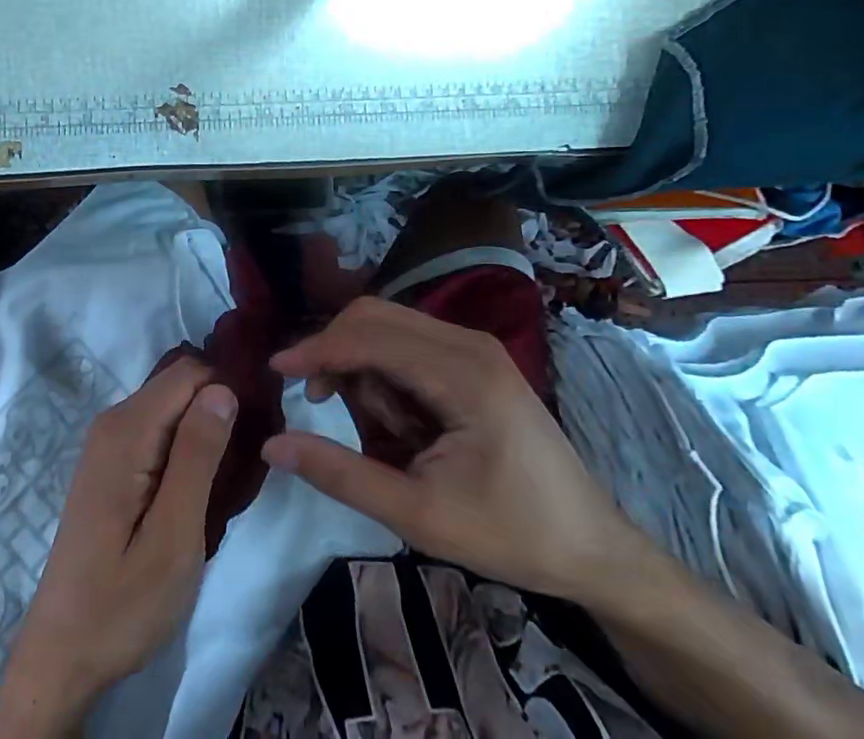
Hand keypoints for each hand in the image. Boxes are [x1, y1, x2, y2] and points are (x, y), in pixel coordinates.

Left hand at [0, 359, 237, 737]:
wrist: (64, 655)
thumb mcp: (173, 535)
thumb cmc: (123, 604)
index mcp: (125, 434)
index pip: (189, 373)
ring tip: (236, 470)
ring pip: (172, 406)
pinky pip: (160, 430)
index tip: (263, 424)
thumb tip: (223, 389)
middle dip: (220, 404)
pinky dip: (189, 444)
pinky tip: (207, 480)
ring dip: (207, 426)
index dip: (229, 387)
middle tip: (252, 455)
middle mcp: (112, 425)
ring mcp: (108, 445)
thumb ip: (197, 456)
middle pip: (179, 385)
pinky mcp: (112, 466)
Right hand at [261, 297, 656, 602]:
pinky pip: (412, 348)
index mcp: (463, 374)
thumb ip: (341, 474)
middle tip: (320, 405)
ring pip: (391, 331)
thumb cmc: (509, 533)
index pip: (370, 336)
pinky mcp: (478, 363)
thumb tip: (273, 444)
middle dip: (338, 354)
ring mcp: (477, 349)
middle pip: (377, 317)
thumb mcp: (416, 515)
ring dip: (367, 373)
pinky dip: (389, 378)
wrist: (590, 546)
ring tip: (387, 438)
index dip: (317, 349)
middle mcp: (470, 343)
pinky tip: (404, 426)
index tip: (275, 372)